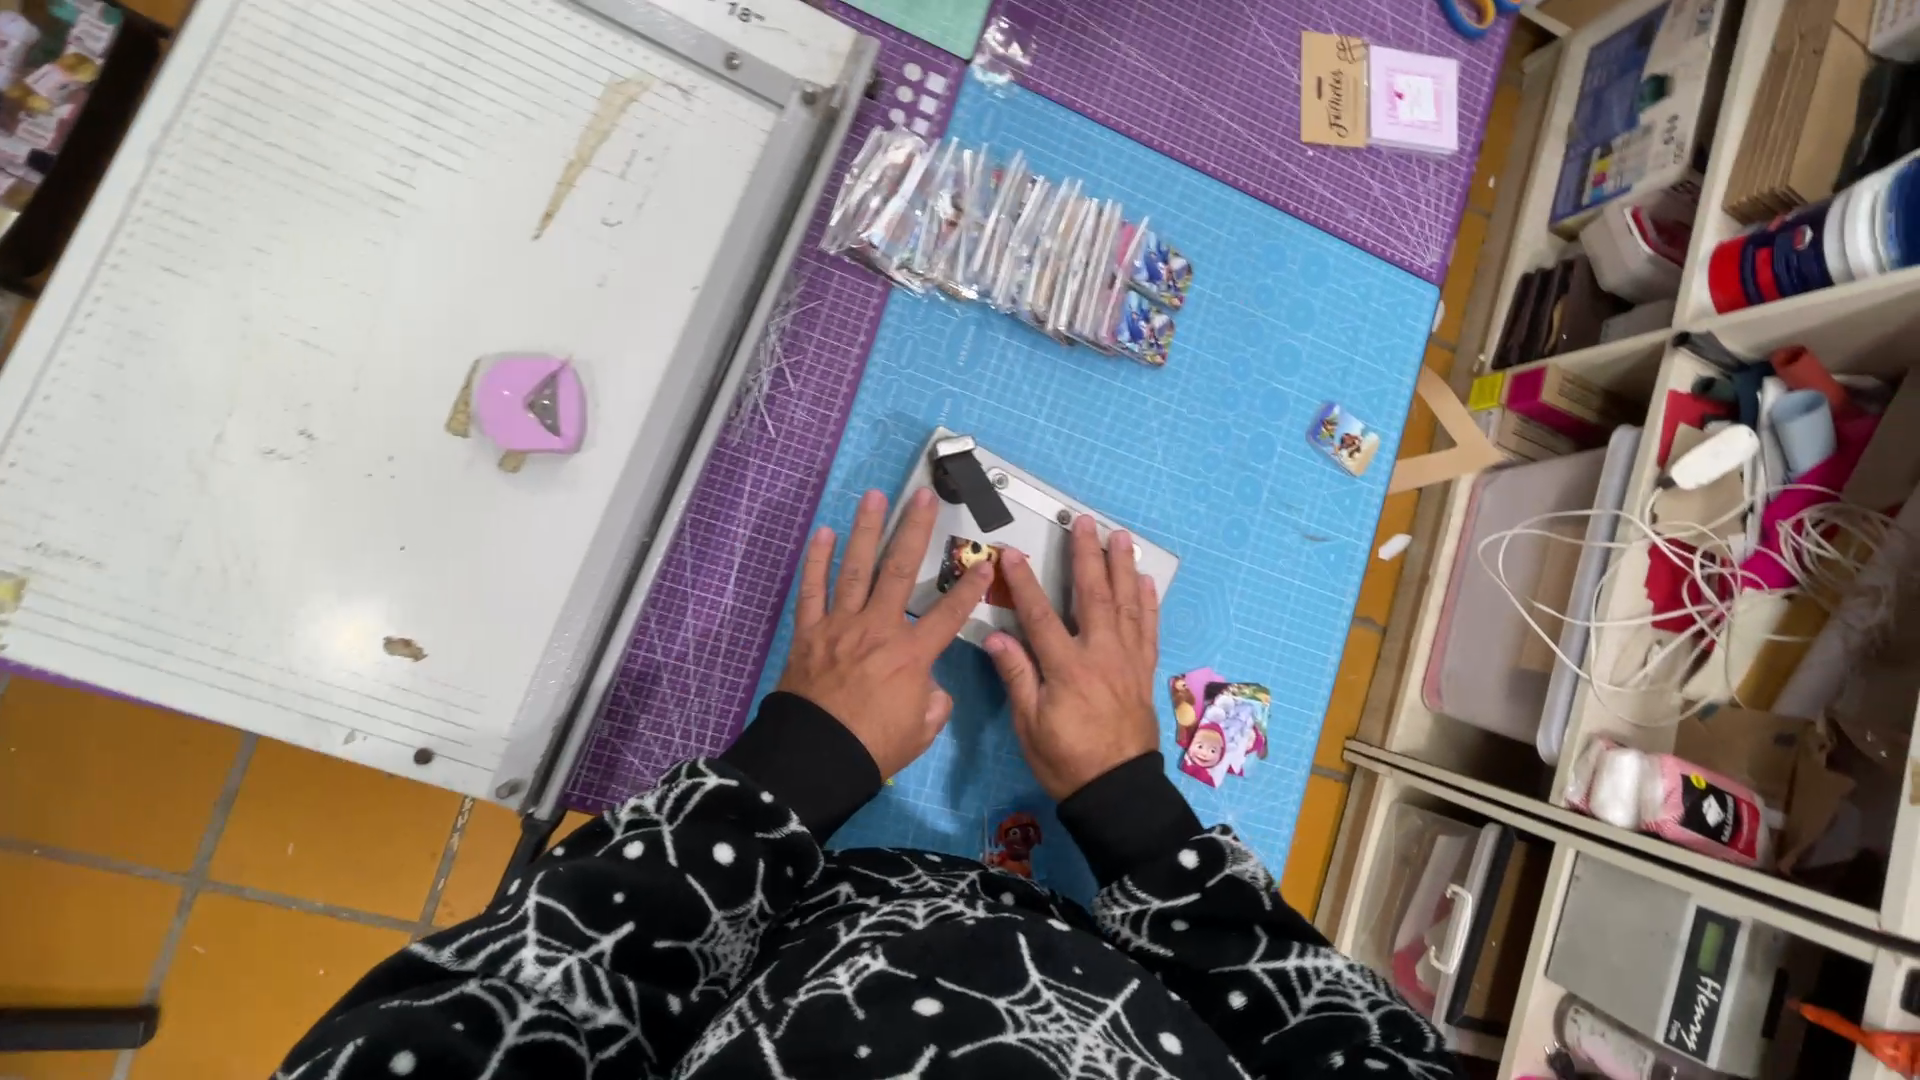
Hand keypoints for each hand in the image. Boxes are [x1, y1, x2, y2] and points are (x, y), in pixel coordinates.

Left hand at [777, 487, 993, 776]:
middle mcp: (877, 628)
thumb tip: (930, 687)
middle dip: (914, 530)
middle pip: (899, 570)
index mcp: (910, 655)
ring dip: (867, 529)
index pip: (949, 614)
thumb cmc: (873, 748)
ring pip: (855, 568)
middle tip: (923, 496)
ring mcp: (840, 625)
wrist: (814, 758)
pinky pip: (812, 589)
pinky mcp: (809, 632)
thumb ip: (933, 704)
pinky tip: (824, 533)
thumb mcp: (920, 731)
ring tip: (874, 497)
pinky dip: (817, 560)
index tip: (986, 563)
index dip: (970, 588)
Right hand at [984, 515, 1160, 799]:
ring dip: (1123, 568)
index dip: (1024, 582)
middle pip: (1093, 596)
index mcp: (1067, 668)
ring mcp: (1128, 661)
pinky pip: (1149, 630)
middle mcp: (1101, 655)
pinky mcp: (1144, 672)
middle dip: (1087, 556)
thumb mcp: (1030, 725)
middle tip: (1085, 522)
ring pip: (1127, 605)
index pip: (1040, 615)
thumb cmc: (1066, 760)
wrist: (1118, 790)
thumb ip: (1016, 676)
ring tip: (1121, 537)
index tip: (1011, 553)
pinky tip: (1147, 583)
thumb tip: (995, 636)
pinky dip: (1149, 604)